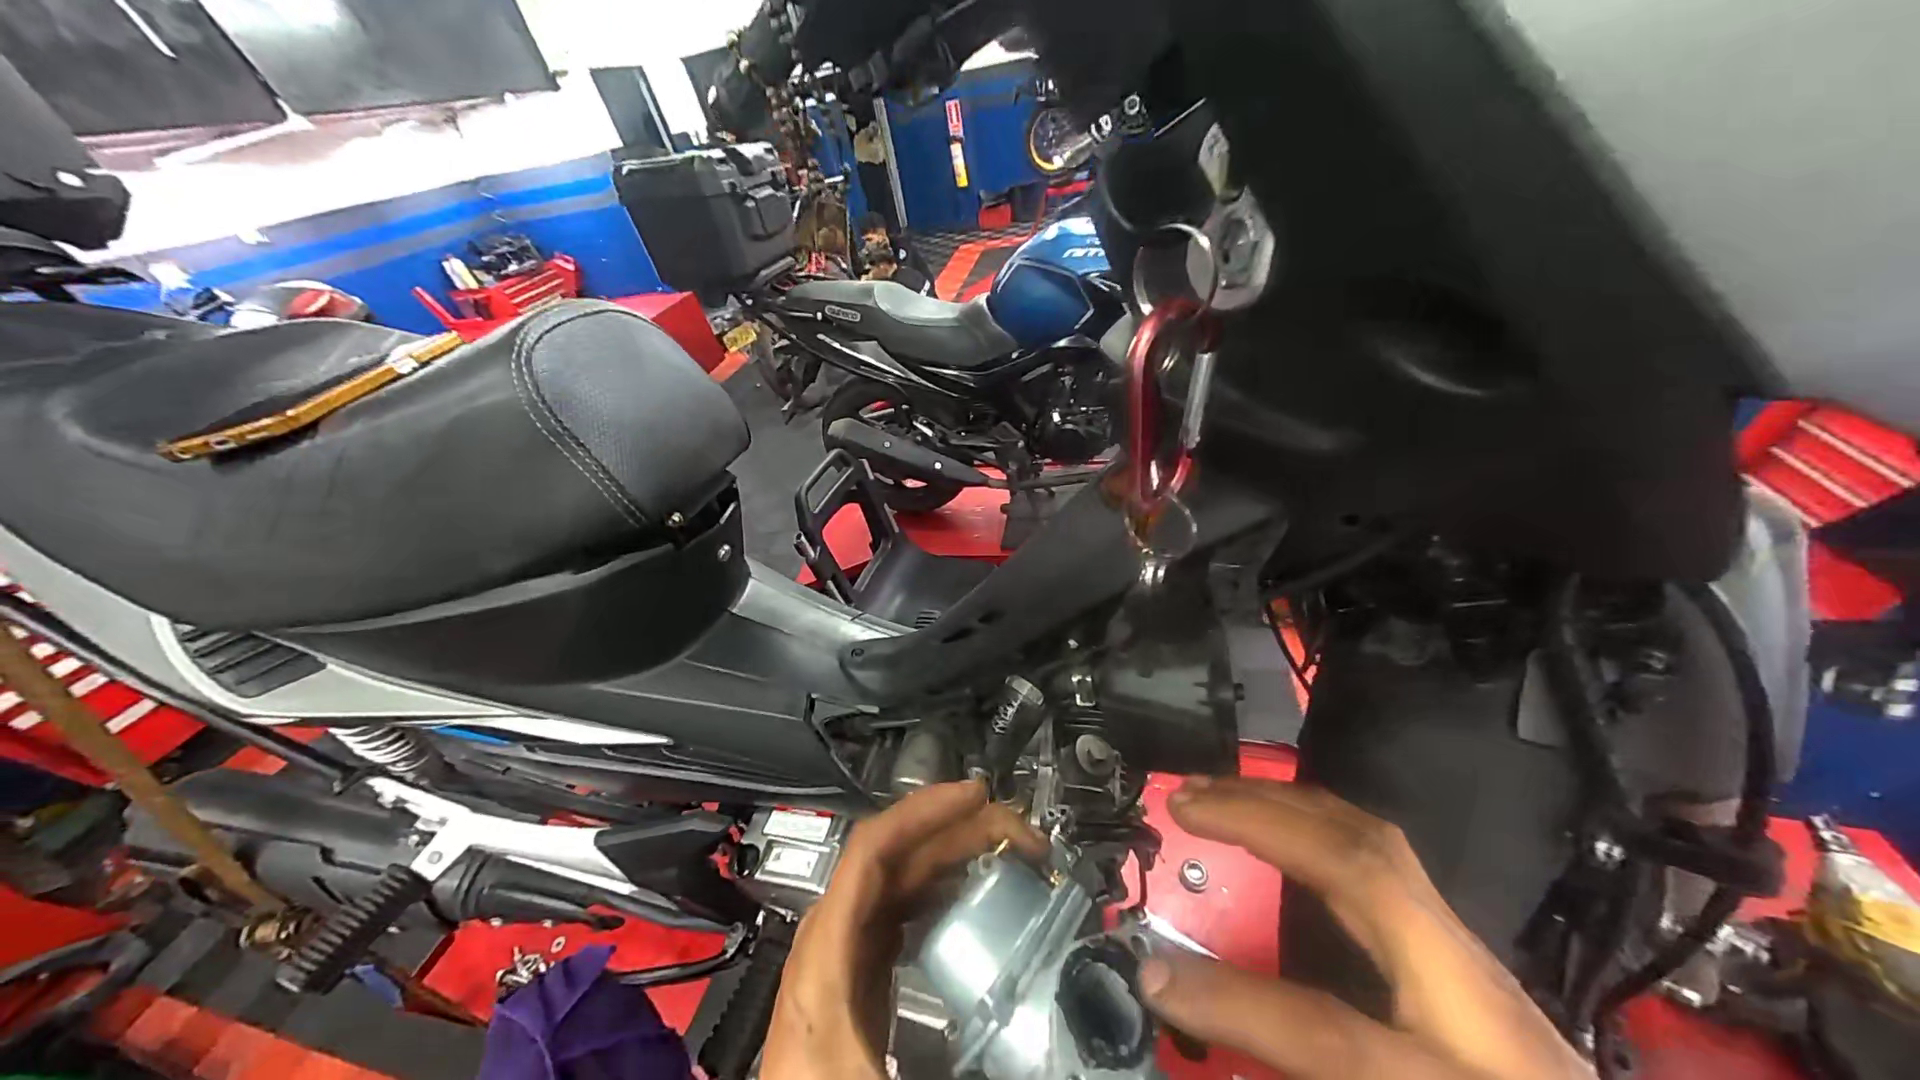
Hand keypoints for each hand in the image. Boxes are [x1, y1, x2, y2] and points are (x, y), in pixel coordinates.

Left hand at [761, 780, 1047, 1079]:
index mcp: (827, 952)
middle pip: (893, 857)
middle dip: (954, 830)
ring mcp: (842, 955)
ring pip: (896, 880)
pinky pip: (897, 910)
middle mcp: (831, 939)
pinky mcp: (855, 976)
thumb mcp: (876, 1074)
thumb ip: (958, 1051)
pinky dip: (936, 889)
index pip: (872, 851)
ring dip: (947, 855)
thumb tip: (1036, 1044)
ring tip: (1000, 850)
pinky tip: (966, 894)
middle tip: (1013, 829)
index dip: (924, 811)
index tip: (974, 796)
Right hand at [1140, 777, 1591, 1078]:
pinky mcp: (1468, 951)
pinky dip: (1319, 823)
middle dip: (1264, 821)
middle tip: (1185, 799)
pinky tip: (1283, 826)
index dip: (1231, 998)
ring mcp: (1480, 965)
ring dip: (1288, 805)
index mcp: (1457, 1077)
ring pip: (1383, 847)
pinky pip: (1386, 858)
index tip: (1154, 973)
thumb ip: (1299, 1065)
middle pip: (1370, 873)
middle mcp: (1477, 1001)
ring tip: (1220, 793)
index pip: (1334, 1032)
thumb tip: (1206, 1025)